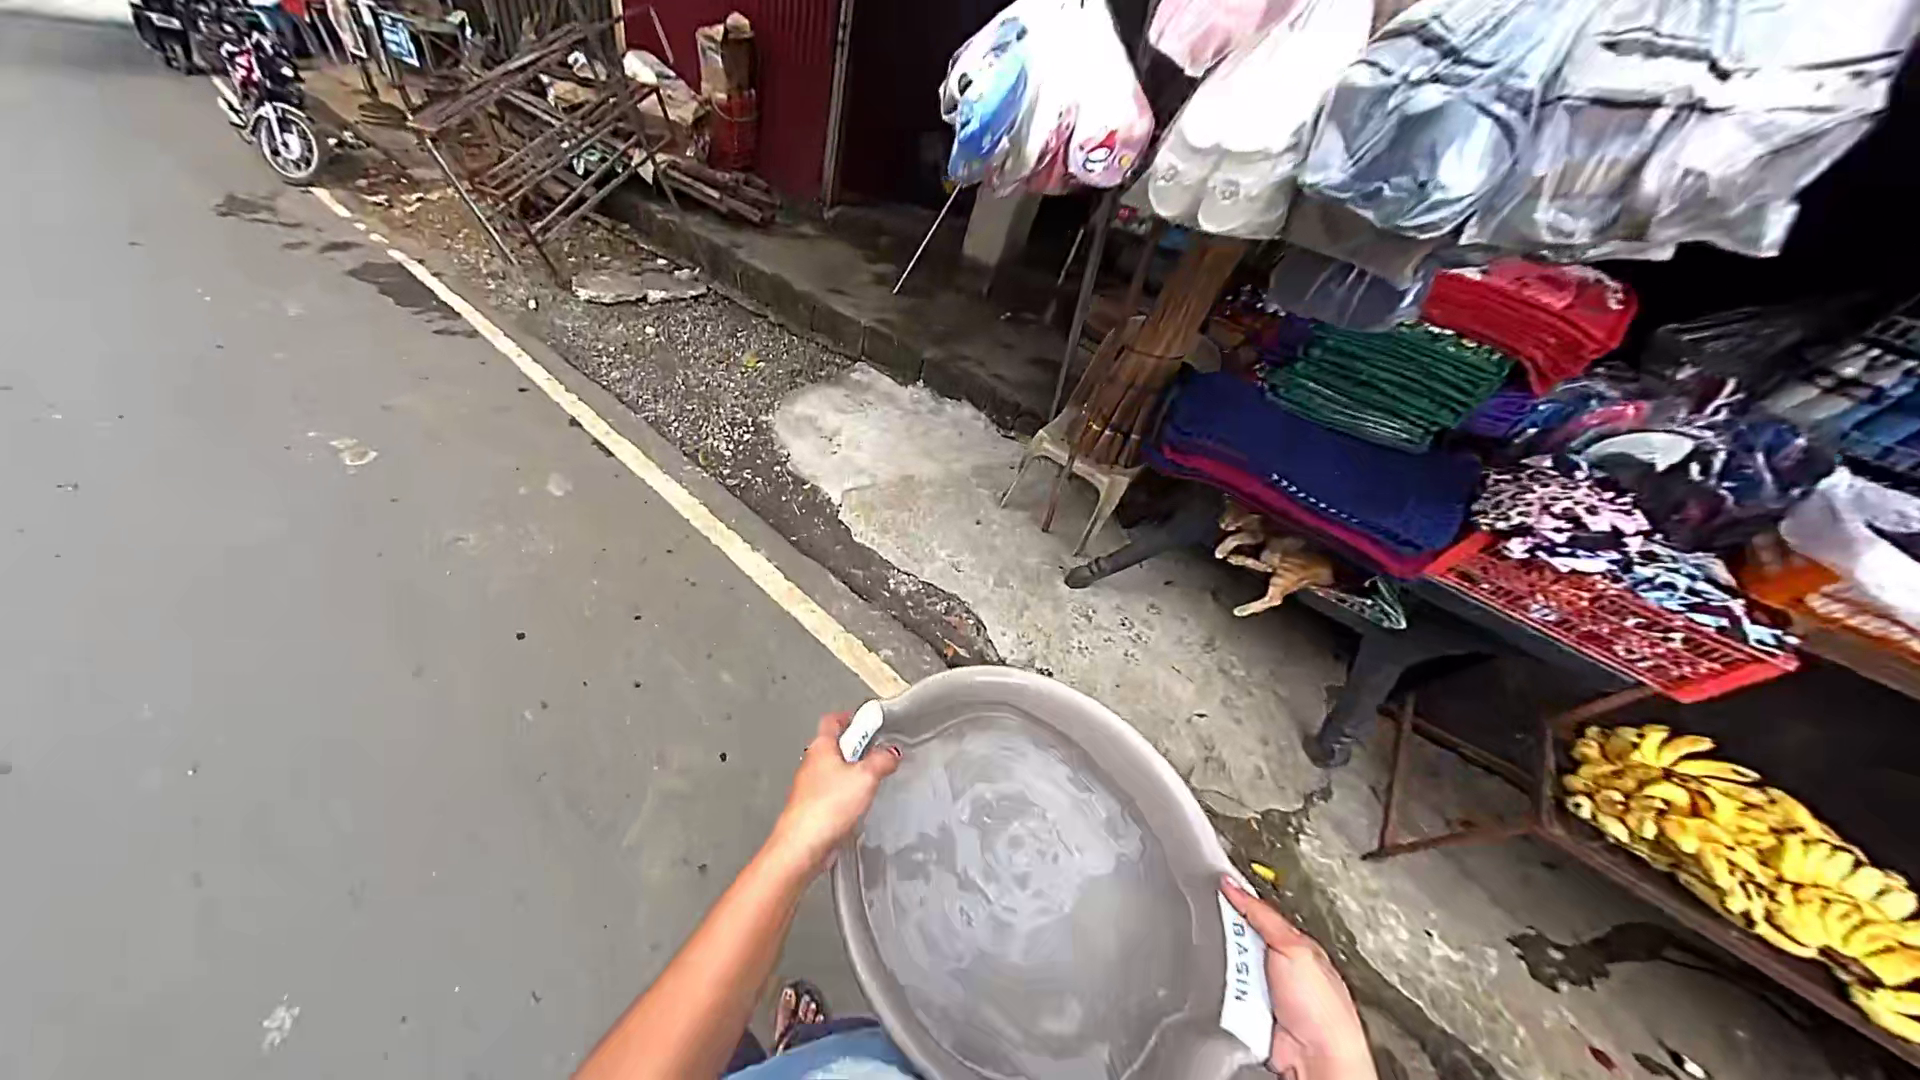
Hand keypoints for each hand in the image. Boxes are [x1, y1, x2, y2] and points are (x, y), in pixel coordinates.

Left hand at [766, 712, 902, 875]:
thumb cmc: (826, 807)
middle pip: (836, 745)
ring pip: (835, 771)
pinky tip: (858, 806)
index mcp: (821, 746)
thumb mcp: (866, 776)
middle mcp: (812, 763)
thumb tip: (892, 752)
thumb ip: (882, 760)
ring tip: (871, 782)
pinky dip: (847, 795)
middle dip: (858, 748)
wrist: (802, 847)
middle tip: (877, 753)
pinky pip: (833, 793)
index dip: (851, 718)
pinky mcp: (813, 808)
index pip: (833, 720)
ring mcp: (810, 787)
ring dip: (854, 774)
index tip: (868, 722)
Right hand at [1221, 877, 1376, 1079]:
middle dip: (1229, 934)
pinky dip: (1222, 985)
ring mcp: (1259, 988)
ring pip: (1227, 960)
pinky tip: (1229, 989)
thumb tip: (1233, 885)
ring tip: (1237, 971)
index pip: (1256, 911)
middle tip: (1230, 935)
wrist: (1315, 1061)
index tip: (1217, 885)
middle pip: (1237, 934)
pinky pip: (1222, 986)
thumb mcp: (1293, 947)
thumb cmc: (1322, 1010)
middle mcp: (1275, 966)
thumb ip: (1261, 914)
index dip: (1237, 898)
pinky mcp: (1245, 1009)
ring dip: (1225, 962)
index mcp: (1293, 945)